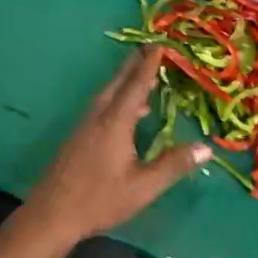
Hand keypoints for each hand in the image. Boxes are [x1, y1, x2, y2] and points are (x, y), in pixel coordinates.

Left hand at [21, 48, 209, 245]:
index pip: (136, 85)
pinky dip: (118, 97)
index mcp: (115, 122)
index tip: (159, 44)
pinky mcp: (79, 136)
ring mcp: (85, 125)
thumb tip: (206, 147)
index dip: (148, 65)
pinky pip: (102, 105)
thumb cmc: (99, 199)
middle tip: (149, 48)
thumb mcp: (143, 186)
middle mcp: (99, 116)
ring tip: (143, 75)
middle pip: (118, 83)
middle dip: (134, 65)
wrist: (52, 213)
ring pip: (108, 94)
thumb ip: (173, 165)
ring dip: (125, 81)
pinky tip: (128, 111)